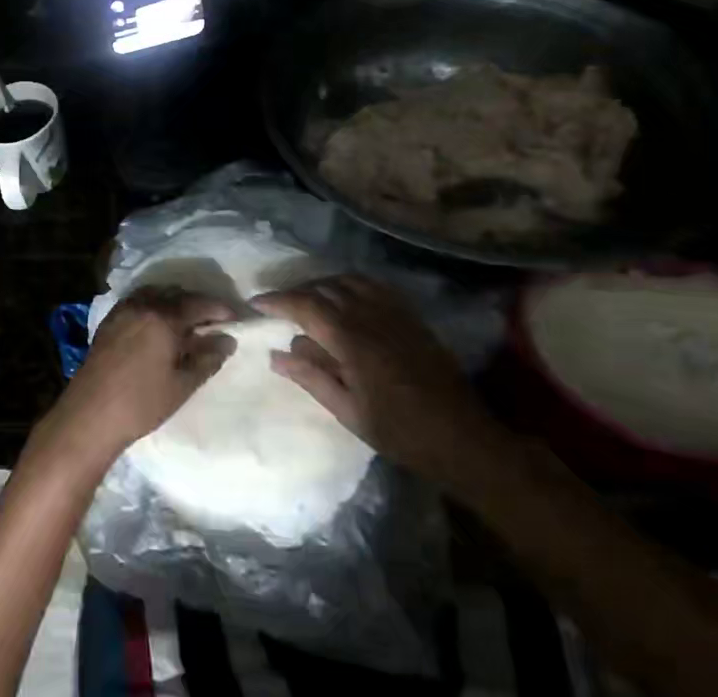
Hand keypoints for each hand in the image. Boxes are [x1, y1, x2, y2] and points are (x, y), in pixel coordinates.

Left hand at [46, 287, 236, 459]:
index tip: (235, 319)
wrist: (89, 416)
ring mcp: (122, 311)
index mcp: (164, 317)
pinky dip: (155, 305)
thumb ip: (208, 358)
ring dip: (175, 302)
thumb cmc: (141, 404)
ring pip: (156, 294)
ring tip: (188, 323)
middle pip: (178, 294)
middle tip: (214, 322)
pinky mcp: (109, 321)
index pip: (200, 304)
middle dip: (199, 304)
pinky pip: (139, 301)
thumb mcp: (183, 384)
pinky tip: (159, 326)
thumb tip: (227, 340)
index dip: (221, 310)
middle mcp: (143, 305)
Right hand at [255, 275, 484, 481]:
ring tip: (308, 302)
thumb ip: (311, 378)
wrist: (460, 435)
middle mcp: (371, 316)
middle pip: (325, 288)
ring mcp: (394, 312)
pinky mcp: (410, 316)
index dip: (278, 300)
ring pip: (349, 281)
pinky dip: (350, 285)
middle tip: (278, 308)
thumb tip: (276, 355)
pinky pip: (374, 286)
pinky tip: (345, 301)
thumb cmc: (399, 432)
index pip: (306, 306)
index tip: (256, 303)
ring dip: (323, 285)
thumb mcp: (348, 411)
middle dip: (296, 292)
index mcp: (352, 341)